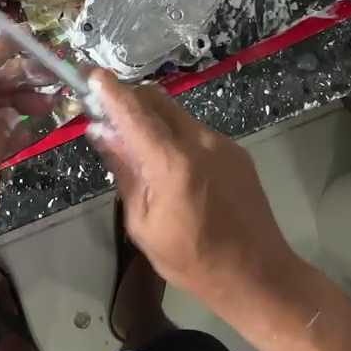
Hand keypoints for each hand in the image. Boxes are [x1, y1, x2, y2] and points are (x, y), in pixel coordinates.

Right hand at [86, 72, 298, 306]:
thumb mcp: (143, 224)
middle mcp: (199, 142)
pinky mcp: (235, 150)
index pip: (133, 112)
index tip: (90, 74)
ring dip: (150, 116)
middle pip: (156, 100)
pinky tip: (166, 160)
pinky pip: (194, 129)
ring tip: (133, 141)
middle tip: (105, 112)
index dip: (109, 90)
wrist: (259, 275)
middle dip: (128, 98)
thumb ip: (124, 172)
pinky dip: (172, 133)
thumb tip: (101, 134)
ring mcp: (221, 143)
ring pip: (176, 113)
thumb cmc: (192, 260)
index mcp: (172, 163)